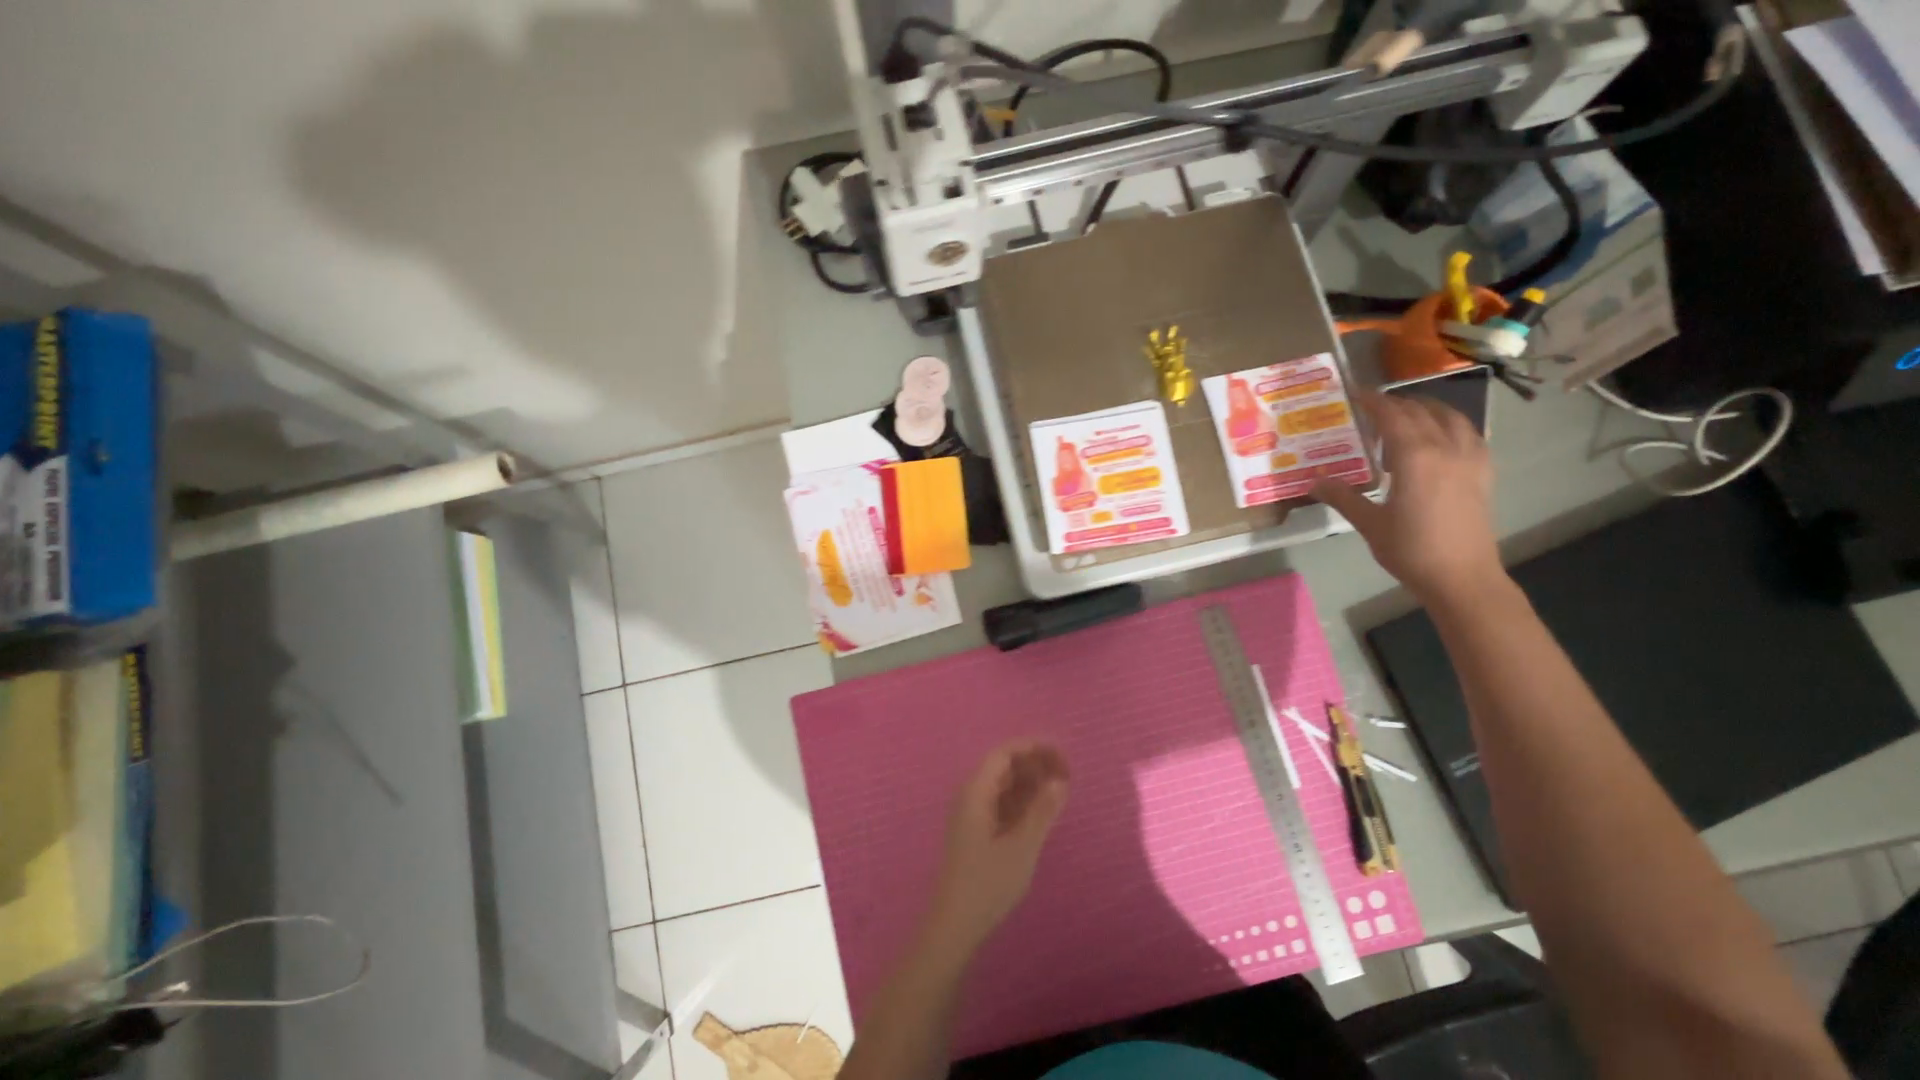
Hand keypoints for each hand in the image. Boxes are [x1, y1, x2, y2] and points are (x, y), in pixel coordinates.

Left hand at [927, 740, 1069, 950]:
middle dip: (1035, 764)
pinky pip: (1003, 804)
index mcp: (975, 793)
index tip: (1062, 755)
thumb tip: (1059, 780)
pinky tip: (1044, 811)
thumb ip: (1041, 811)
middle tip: (1067, 775)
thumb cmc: (988, 884)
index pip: (1003, 754)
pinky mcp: (978, 832)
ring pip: (1004, 786)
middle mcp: (971, 797)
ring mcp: (973, 815)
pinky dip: (1023, 801)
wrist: (956, 924)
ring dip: (1031, 783)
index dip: (1033, 748)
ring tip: (1061, 791)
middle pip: (1004, 766)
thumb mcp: (1021, 847)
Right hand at [1311, 391, 1505, 605]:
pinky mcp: (1483, 473)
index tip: (1356, 394)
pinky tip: (1441, 439)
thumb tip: (1314, 482)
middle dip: (1396, 405)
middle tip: (1373, 411)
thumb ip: (1343, 497)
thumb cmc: (1411, 551)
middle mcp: (1445, 448)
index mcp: (1415, 456)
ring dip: (1427, 410)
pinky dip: (1452, 426)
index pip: (1392, 415)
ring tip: (1408, 418)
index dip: (1373, 401)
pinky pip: (1470, 434)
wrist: (1462, 577)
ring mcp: (1470, 459)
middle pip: (1420, 412)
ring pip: (1450, 417)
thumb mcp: (1370, 524)